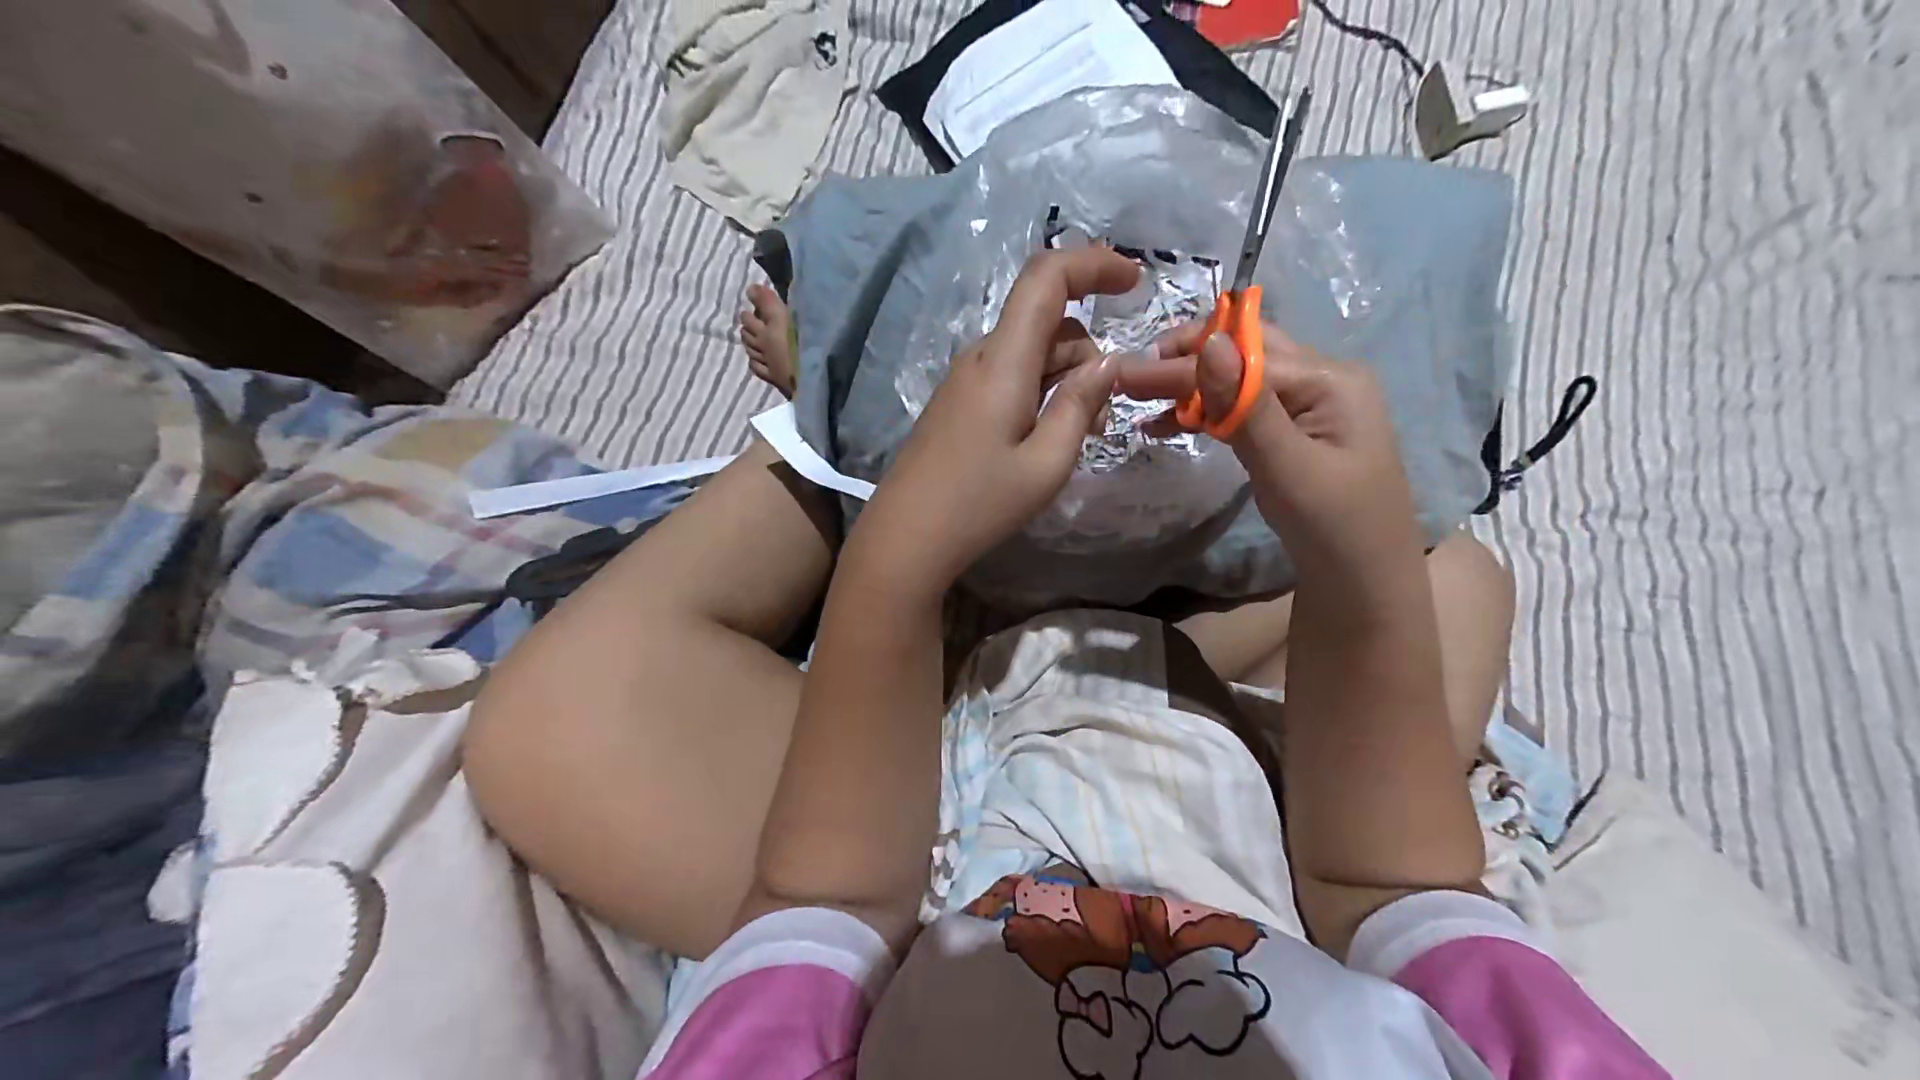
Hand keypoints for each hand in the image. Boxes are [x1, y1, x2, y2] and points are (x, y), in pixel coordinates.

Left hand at [849, 246, 1141, 593]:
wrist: (908, 536)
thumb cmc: (980, 503)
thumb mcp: (1047, 462)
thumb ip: (1081, 404)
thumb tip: (1109, 362)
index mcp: (1004, 360)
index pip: (1046, 277)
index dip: (1094, 264)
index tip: (1136, 282)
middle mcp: (981, 357)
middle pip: (1046, 322)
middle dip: (1088, 352)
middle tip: (1104, 417)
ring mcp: (965, 380)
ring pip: (1031, 351)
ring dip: (1067, 377)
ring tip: (1080, 436)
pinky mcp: (959, 402)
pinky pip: (1011, 375)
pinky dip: (1042, 390)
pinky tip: (1048, 436)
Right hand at [1118, 320, 1422, 580]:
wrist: (1362, 576)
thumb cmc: (1329, 523)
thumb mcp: (1284, 465)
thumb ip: (1244, 404)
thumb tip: (1209, 342)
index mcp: (1329, 379)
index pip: (1242, 360)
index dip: (1180, 367)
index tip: (1123, 374)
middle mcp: (1322, 377)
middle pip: (1243, 352)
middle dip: (1184, 358)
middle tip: (1131, 375)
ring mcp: (1311, 402)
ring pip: (1239, 377)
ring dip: (1191, 384)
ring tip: (1141, 399)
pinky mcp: (1295, 427)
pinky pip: (1244, 404)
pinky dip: (1207, 409)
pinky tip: (1172, 421)